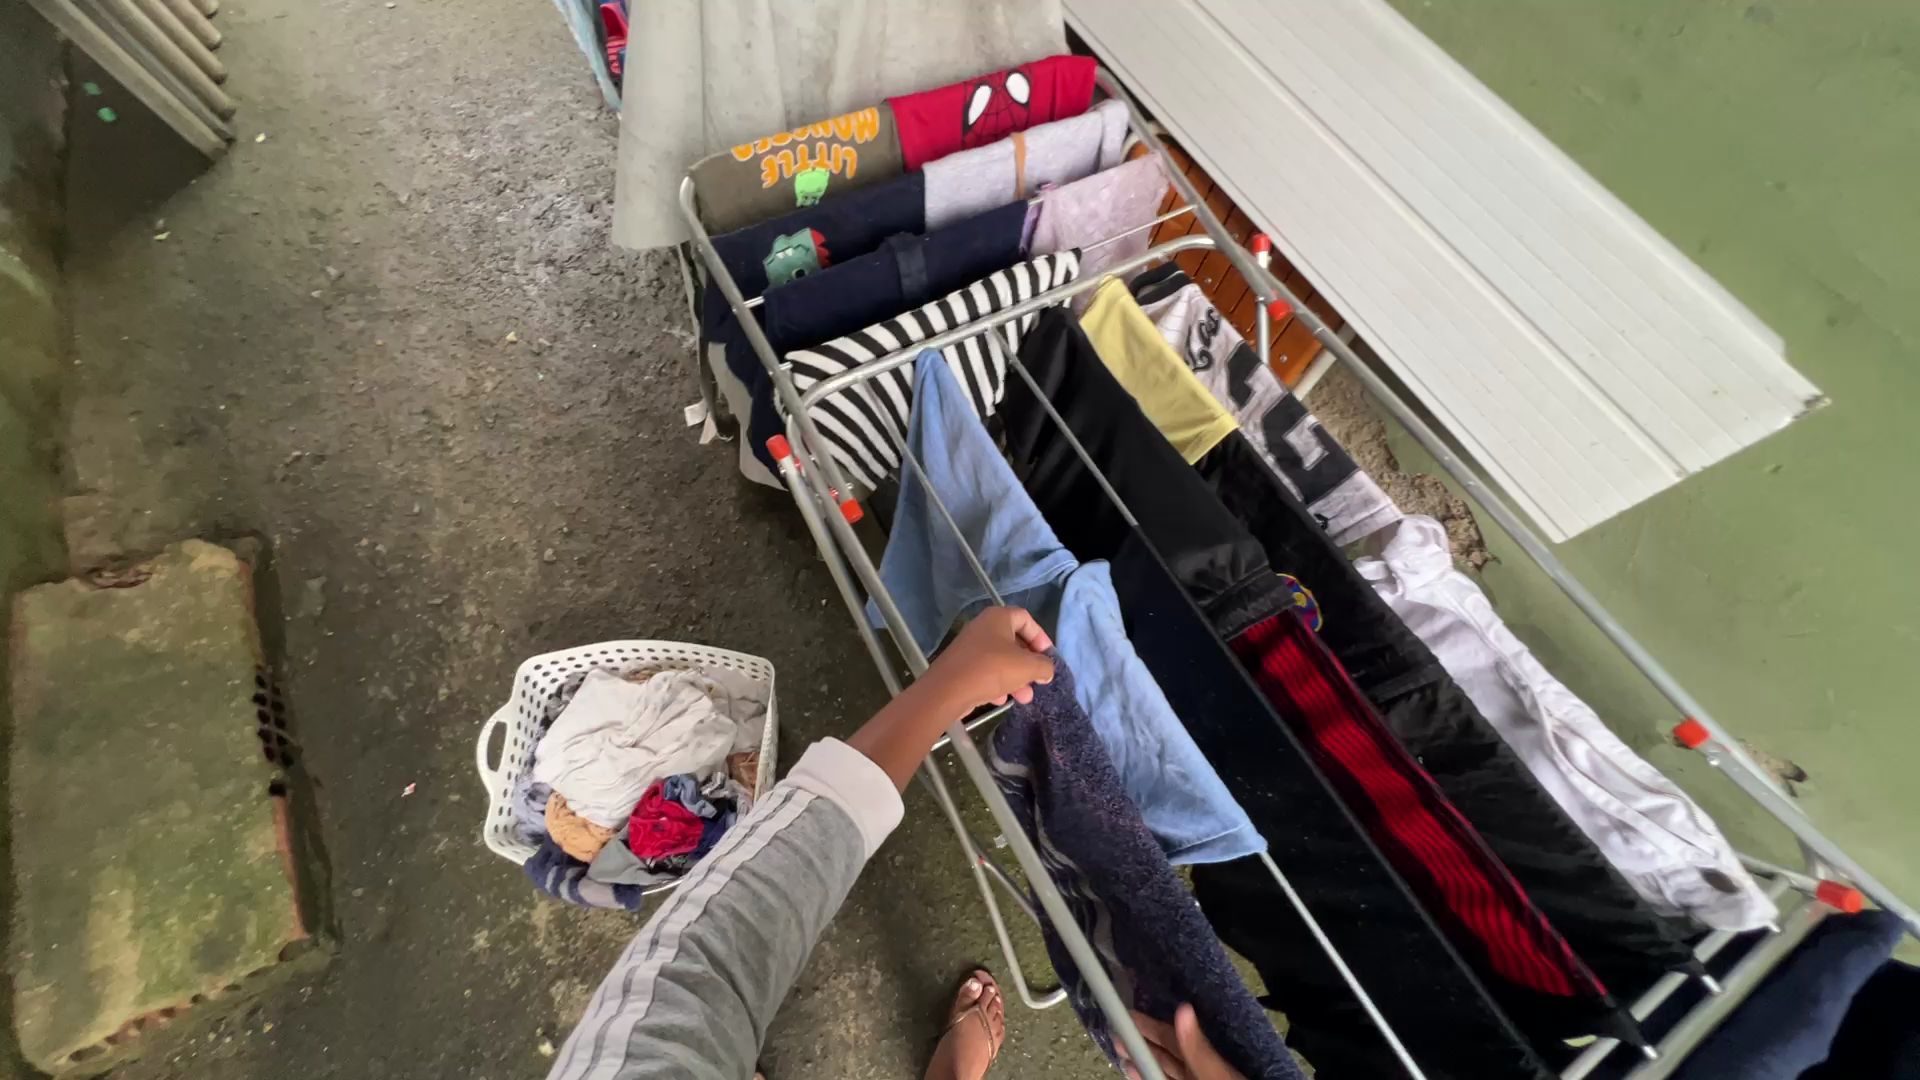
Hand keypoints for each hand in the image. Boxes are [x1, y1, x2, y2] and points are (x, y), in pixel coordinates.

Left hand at [924, 607, 1054, 709]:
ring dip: (1016, 678)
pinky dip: (997, 684)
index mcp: (998, 617)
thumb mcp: (1027, 667)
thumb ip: (1044, 666)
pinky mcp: (961, 665)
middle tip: (1038, 680)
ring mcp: (970, 646)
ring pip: (1001, 659)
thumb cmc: (991, 669)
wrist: (947, 690)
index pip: (1026, 619)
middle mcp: (983, 627)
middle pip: (1014, 641)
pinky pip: (986, 671)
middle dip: (1029, 664)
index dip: (1041, 637)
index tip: (1048, 656)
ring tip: (1025, 697)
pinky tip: (1001, 700)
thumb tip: (1046, 670)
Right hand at [1117, 1006, 1245, 1079]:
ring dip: (1141, 1063)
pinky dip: (1147, 1078)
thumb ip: (1198, 1049)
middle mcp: (1197, 1072)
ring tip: (1121, 1054)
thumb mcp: (1216, 1076)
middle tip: (1115, 1033)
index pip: (1171, 1037)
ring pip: (1163, 1071)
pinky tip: (1134, 1074)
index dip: (1149, 1025)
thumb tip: (1183, 1008)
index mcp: (1204, 1060)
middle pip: (1164, 1053)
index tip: (1126, 1015)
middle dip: (1140, 1042)